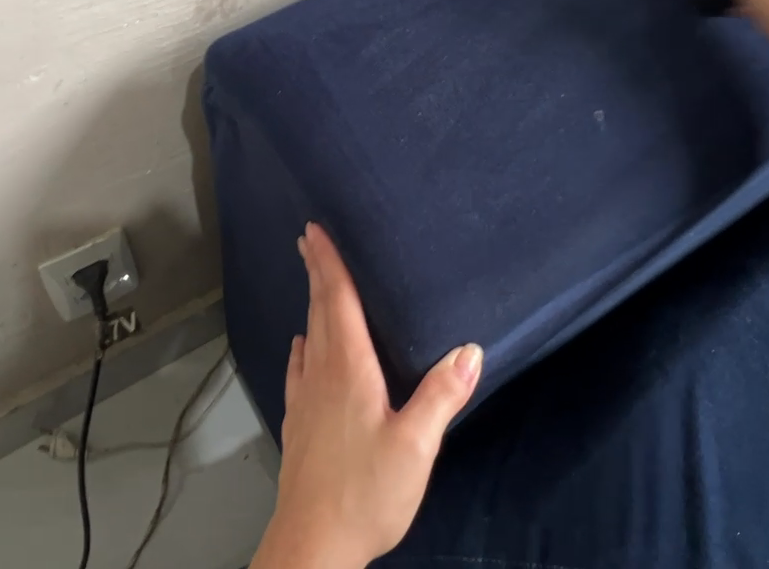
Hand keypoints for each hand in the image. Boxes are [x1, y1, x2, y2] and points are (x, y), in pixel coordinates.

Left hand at [252, 223, 482, 568]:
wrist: (313, 542)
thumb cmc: (367, 491)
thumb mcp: (416, 446)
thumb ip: (441, 396)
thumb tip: (470, 349)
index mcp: (349, 369)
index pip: (336, 302)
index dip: (328, 263)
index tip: (314, 231)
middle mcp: (322, 374)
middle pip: (318, 310)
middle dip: (315, 272)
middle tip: (307, 240)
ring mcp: (305, 398)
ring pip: (308, 335)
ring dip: (309, 302)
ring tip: (311, 281)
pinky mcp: (298, 422)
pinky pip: (298, 369)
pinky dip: (301, 347)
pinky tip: (300, 346)